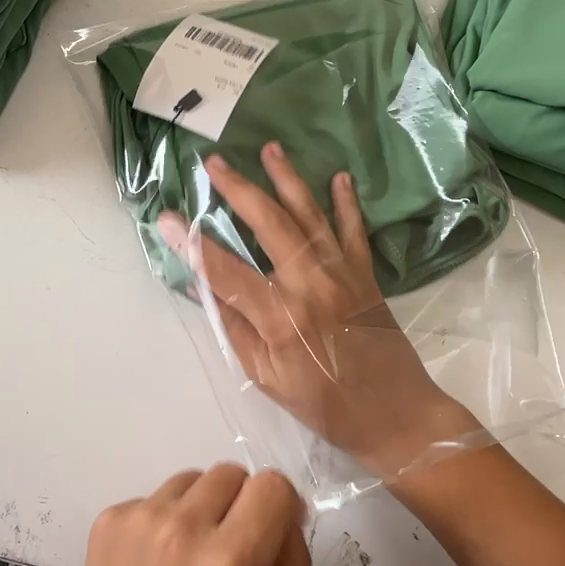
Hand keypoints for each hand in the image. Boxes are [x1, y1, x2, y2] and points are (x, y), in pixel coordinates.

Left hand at [46, 464, 308, 565]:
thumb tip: (289, 517)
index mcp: (230, 563)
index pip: (272, 486)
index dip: (280, 506)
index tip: (272, 533)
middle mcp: (183, 527)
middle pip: (233, 474)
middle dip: (242, 504)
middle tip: (230, 549)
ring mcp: (141, 517)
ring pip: (194, 480)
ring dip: (202, 507)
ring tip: (190, 557)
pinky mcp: (111, 516)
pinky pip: (156, 496)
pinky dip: (166, 519)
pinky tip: (157, 562)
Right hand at [157, 143, 478, 480]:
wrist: (397, 416)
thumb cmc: (325, 406)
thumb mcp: (267, 378)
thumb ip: (235, 329)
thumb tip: (203, 287)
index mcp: (280, 317)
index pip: (224, 272)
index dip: (192, 244)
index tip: (167, 219)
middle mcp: (310, 285)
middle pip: (269, 224)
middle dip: (239, 189)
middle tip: (215, 162)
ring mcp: (342, 275)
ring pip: (310, 216)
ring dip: (288, 180)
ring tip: (270, 148)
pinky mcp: (366, 275)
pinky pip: (353, 231)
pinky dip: (346, 203)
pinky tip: (339, 177)